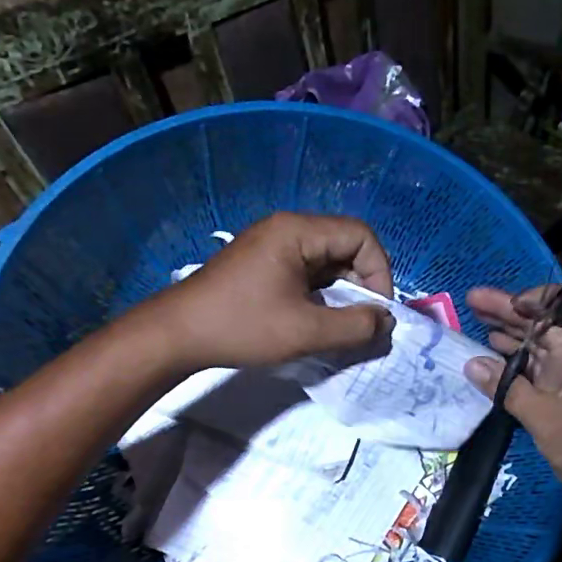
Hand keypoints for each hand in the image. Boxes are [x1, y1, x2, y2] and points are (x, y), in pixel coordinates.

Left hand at [145, 213, 395, 368]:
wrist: (176, 334)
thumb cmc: (241, 327)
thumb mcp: (306, 332)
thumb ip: (355, 326)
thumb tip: (385, 321)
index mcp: (297, 231)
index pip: (361, 235)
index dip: (379, 272)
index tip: (376, 311)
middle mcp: (287, 228)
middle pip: (345, 244)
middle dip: (362, 283)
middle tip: (361, 321)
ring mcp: (272, 243)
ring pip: (327, 260)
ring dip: (342, 290)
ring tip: (341, 324)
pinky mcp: (263, 262)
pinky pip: (307, 269)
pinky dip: (321, 292)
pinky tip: (317, 319)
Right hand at [462, 286, 561, 493]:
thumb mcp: (547, 418)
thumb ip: (509, 390)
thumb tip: (471, 363)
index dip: (549, 297)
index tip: (516, 307)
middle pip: (545, 320)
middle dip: (511, 308)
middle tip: (472, 299)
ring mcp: (561, 375)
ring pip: (532, 341)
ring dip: (504, 327)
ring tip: (470, 315)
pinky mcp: (549, 393)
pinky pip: (524, 365)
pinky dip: (504, 355)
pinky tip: (482, 350)